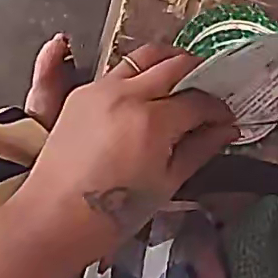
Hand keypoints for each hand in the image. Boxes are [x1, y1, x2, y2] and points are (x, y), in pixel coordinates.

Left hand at [2, 44, 236, 267]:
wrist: (50, 221)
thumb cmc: (111, 215)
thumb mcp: (166, 184)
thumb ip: (200, 149)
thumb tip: (227, 130)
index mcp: (152, 121)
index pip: (198, 100)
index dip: (218, 108)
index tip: (225, 118)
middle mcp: (128, 94)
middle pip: (176, 64)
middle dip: (199, 73)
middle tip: (208, 91)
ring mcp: (102, 89)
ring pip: (146, 56)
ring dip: (170, 62)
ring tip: (181, 79)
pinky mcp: (83, 92)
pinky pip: (120, 69)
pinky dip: (140, 72)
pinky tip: (147, 93)